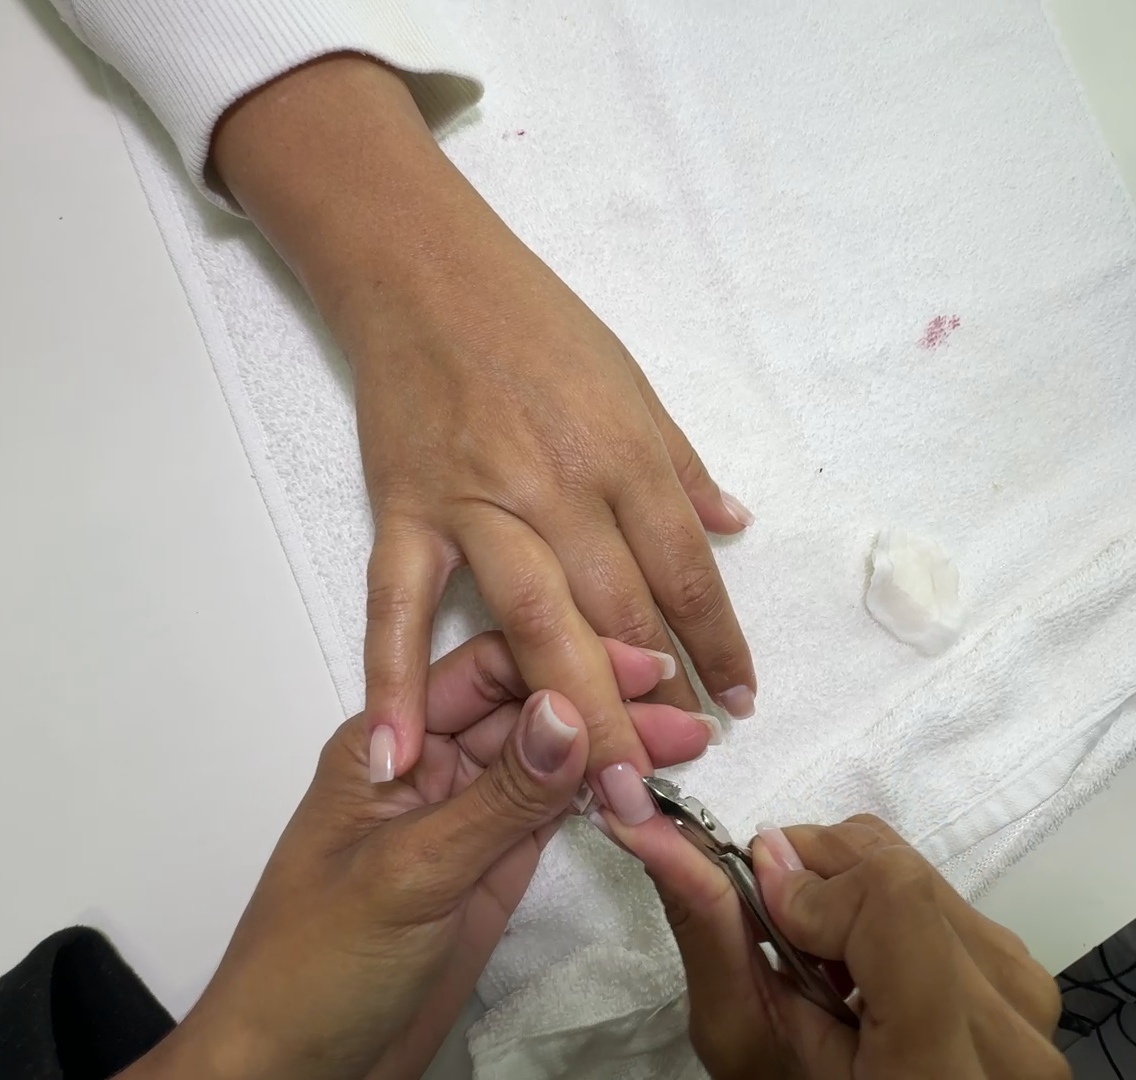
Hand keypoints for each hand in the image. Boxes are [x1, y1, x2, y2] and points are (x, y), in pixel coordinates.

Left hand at [124, 632, 711, 1079]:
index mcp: (394, 735)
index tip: (639, 671)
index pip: (490, 670)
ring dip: (614, 750)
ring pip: (553, 757)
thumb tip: (571, 709)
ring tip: (686, 745)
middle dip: (605, 706)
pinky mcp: (499, 853)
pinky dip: (602, 795)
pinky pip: (558, 807)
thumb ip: (499, 793)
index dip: (563, 661)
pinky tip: (644, 786)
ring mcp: (473, 807)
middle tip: (682, 714)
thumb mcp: (412, 871)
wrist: (299, 1077)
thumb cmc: (318, 967)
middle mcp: (437, 757)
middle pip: (531, 709)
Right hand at [212, 55, 757, 803]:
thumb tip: (736, 528)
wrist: (428, 271)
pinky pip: (397, 603)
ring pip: (533, 623)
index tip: (742, 699)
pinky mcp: (404, 509)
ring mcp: (477, 503)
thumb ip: (684, 468)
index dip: (720, 642)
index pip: (687, 571)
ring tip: (601, 791)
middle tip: (674, 781)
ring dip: (571, 713)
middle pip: (619, 615)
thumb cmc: (542, 326)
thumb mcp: (635, 385)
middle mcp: (560, 486)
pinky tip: (403, 753)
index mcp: (625, 454)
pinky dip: (393, 677)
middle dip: (653, 703)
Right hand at [647, 816, 1067, 1079]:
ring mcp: (1026, 996)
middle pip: (897, 871)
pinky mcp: (1023, 967)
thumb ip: (711, 933)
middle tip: (780, 927)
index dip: (812, 882)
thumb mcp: (746, 1046)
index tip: (764, 901)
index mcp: (939, 1073)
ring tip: (825, 953)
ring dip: (844, 883)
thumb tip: (661, 829)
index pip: (891, 899)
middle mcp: (1008, 1027)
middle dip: (814, 874)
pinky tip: (866, 958)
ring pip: (911, 863)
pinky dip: (880, 895)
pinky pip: (937, 881)